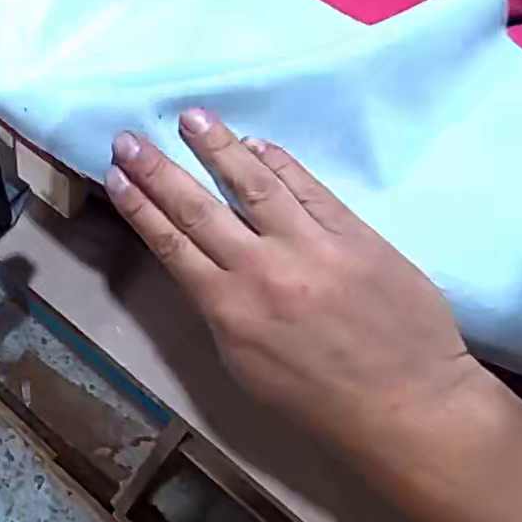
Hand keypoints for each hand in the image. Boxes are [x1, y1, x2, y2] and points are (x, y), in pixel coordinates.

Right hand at [105, 109, 488, 452]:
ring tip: (191, 117)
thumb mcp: (244, 364)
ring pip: (253, 185)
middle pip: (198, 208)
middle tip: (129, 137)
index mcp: (227, 309)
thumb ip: (219, 309)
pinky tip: (255, 142)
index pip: (171, 244)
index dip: (140, 206)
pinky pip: (309, 188)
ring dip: (217, 148)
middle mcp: (261, 270)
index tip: (116, 175)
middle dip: (157, 170)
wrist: (405, 404)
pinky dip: (279, 162)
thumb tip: (203, 262)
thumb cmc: (315, 398)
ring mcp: (310, 247)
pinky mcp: (353, 235)